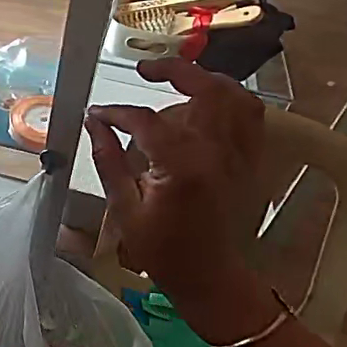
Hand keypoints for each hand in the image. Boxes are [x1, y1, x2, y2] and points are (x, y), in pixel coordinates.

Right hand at [84, 58, 269, 328]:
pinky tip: (207, 103)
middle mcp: (218, 153)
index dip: (117, 112)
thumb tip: (95, 124)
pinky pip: (251, 116)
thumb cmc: (164, 250)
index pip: (146, 119)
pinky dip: (230, 100)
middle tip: (146, 70)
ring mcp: (241, 155)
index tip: (98, 115)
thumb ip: (108, 159)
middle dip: (173, 69)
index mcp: (183, 166)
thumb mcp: (124, 208)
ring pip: (235, 96)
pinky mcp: (250, 161)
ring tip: (178, 80)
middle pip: (206, 89)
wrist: (211, 277)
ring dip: (206, 80)